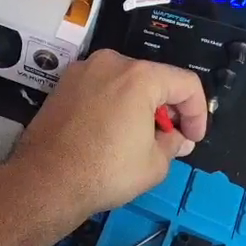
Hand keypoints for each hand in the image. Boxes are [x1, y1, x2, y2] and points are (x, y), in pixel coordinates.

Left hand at [6, 49, 208, 220]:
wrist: (47, 181)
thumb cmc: (104, 172)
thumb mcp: (154, 164)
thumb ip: (173, 145)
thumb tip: (178, 139)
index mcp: (140, 76)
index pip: (185, 84)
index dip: (197, 113)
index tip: (193, 138)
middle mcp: (111, 63)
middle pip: (153, 80)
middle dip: (167, 110)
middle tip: (170, 140)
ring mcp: (82, 72)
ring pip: (124, 84)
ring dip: (139, 108)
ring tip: (139, 140)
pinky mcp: (63, 86)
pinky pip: (100, 90)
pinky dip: (113, 107)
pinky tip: (111, 134)